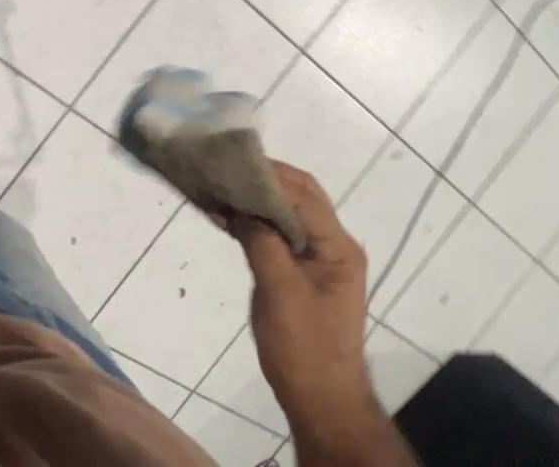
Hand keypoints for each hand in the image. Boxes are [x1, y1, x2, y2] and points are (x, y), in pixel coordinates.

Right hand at [238, 161, 389, 456]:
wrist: (322, 400)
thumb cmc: (302, 346)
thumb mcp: (278, 290)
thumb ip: (261, 240)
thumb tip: (240, 204)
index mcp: (337, 246)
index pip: (302, 192)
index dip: (268, 172)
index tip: (229, 159)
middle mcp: (334, 244)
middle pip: (300, 195)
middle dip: (264, 177)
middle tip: (223, 167)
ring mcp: (322, 259)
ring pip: (290, 211)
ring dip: (259, 197)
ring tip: (222, 185)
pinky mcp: (306, 272)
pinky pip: (283, 231)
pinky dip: (259, 219)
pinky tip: (231, 216)